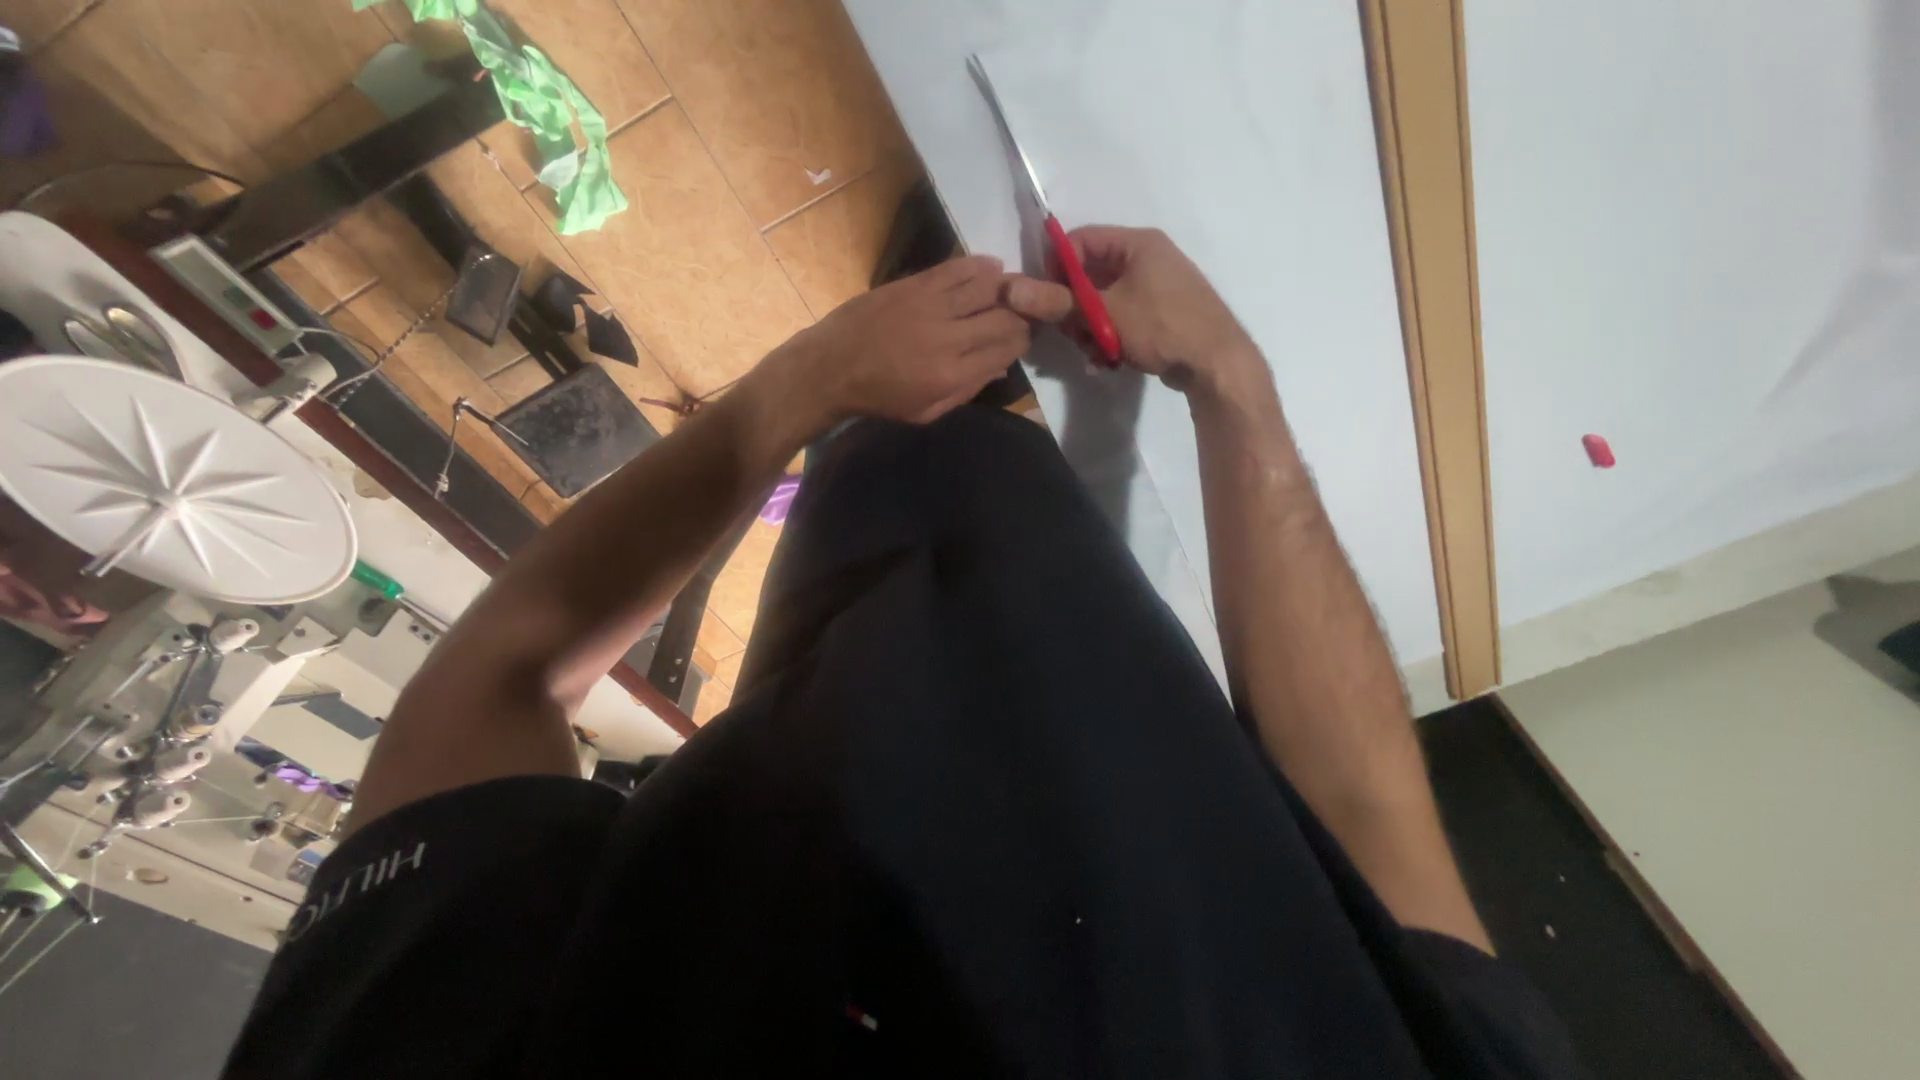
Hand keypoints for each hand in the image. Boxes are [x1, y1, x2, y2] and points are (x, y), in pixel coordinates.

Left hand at [773, 254, 1040, 425]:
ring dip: (1006, 287)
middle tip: (1021, 315)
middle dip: (1021, 315)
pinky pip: (957, 268)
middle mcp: (948, 337)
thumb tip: (1001, 366)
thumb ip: (967, 390)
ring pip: (987, 286)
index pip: (1007, 348)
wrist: (832, 366)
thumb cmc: (880, 397)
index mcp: (952, 374)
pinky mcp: (914, 285)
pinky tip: (992, 268)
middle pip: (1004, 316)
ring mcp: (931, 306)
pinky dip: (980, 266)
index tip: (1022, 338)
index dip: (1022, 341)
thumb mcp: (926, 411)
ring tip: (1010, 291)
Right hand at [1005, 226, 1257, 393]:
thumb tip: (1010, 288)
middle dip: (1074, 307)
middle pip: (1091, 273)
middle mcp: (1150, 257)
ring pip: (1106, 301)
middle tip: (1070, 333)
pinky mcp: (1165, 313)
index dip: (1056, 267)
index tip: (1046, 299)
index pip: (1081, 240)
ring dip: (1091, 328)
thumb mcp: (1103, 315)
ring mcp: (1160, 286)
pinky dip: (1112, 336)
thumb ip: (1056, 301)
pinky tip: (1109, 360)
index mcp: (1138, 243)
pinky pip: (1125, 317)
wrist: (1217, 363)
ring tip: (1093, 352)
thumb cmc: (1161, 327)